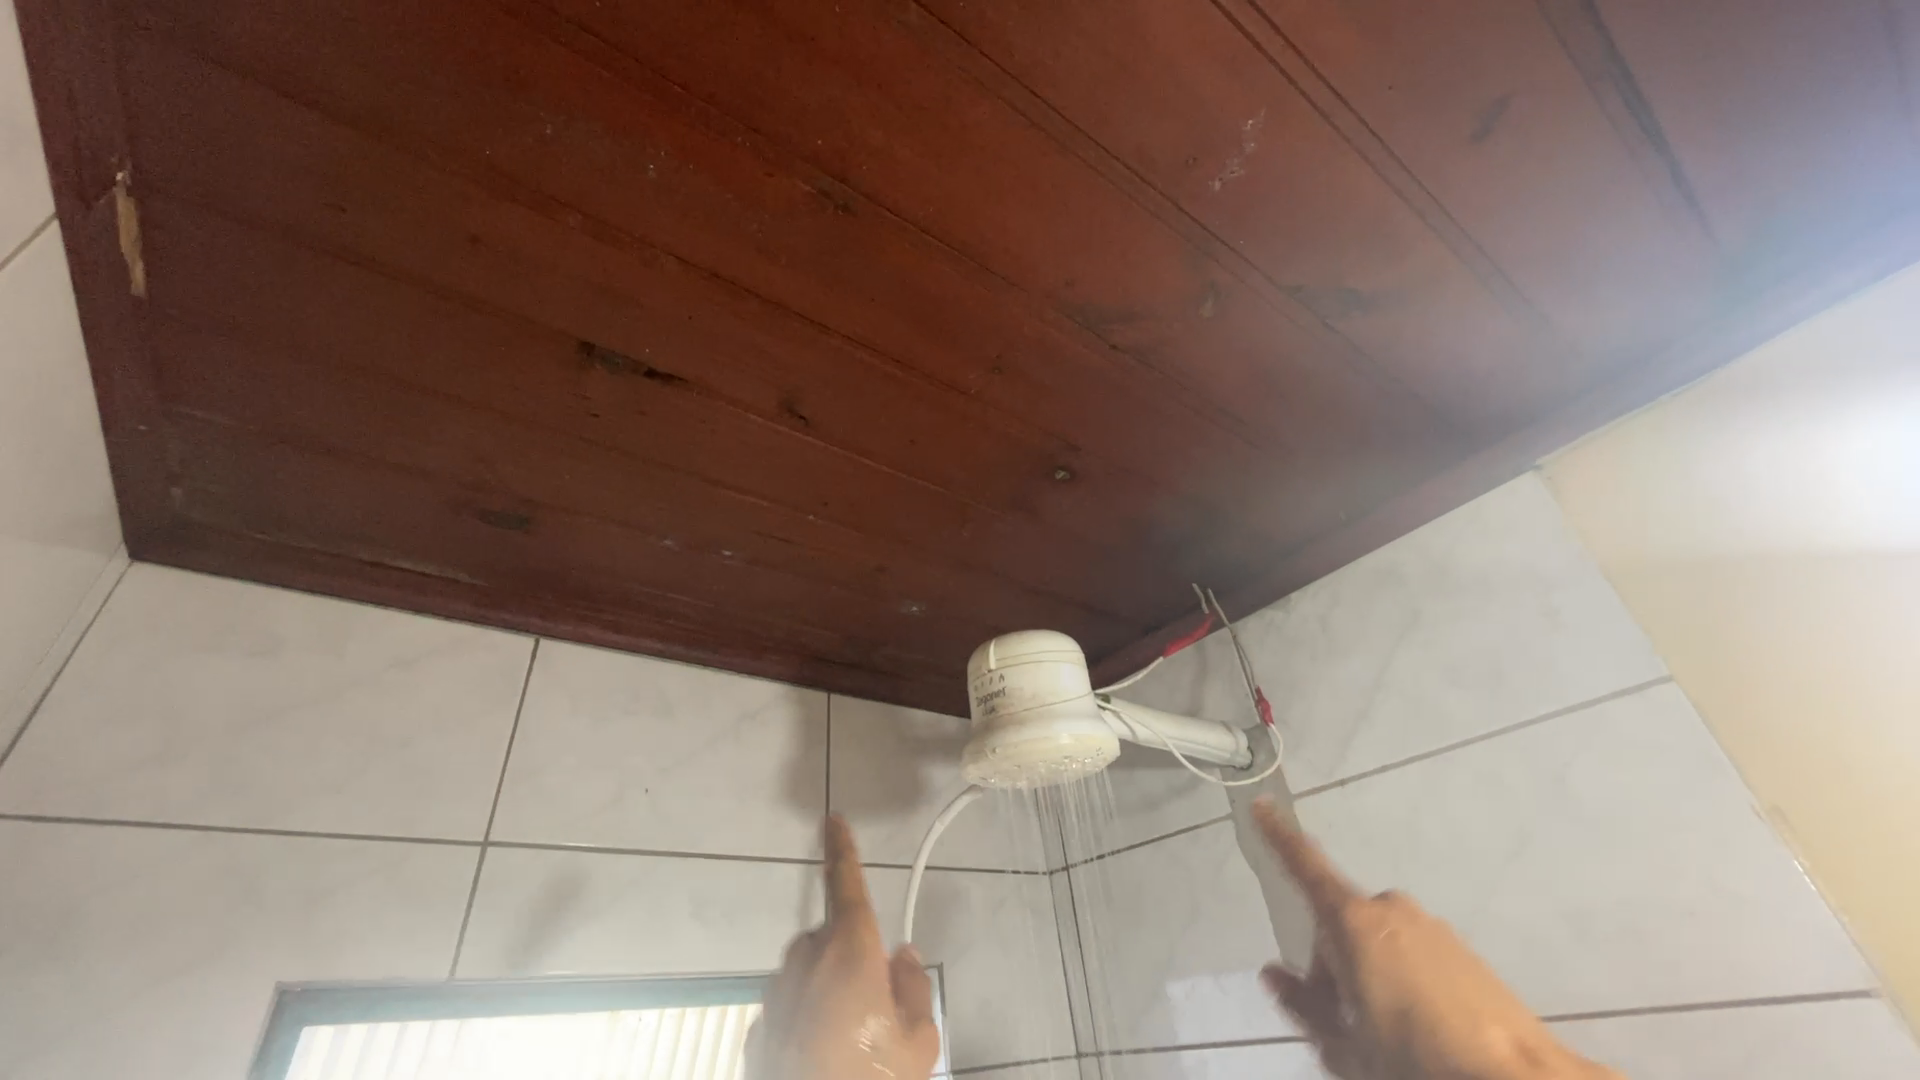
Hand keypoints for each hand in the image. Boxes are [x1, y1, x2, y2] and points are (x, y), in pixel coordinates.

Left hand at [746, 815, 941, 1079]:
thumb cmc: (871, 1076)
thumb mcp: (919, 1042)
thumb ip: (914, 988)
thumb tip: (901, 957)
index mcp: (849, 951)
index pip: (847, 884)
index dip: (843, 849)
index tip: (833, 820)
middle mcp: (805, 961)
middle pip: (831, 938)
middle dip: (851, 956)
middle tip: (875, 1005)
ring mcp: (775, 996)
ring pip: (807, 974)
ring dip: (826, 989)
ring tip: (849, 1041)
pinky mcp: (756, 1031)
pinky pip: (789, 1010)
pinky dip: (804, 1020)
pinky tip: (819, 1057)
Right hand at [1253, 798, 1618, 1079]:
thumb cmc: (1415, 1061)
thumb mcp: (1344, 1048)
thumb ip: (1303, 1006)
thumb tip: (1273, 975)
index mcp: (1352, 923)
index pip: (1305, 867)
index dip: (1279, 836)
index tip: (1260, 805)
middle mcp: (1390, 911)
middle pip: (1339, 924)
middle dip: (1331, 964)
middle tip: (1341, 1020)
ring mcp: (1432, 930)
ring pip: (1378, 942)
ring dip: (1368, 975)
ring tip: (1385, 1036)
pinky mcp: (1465, 954)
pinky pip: (1413, 955)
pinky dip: (1404, 983)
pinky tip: (1422, 1034)